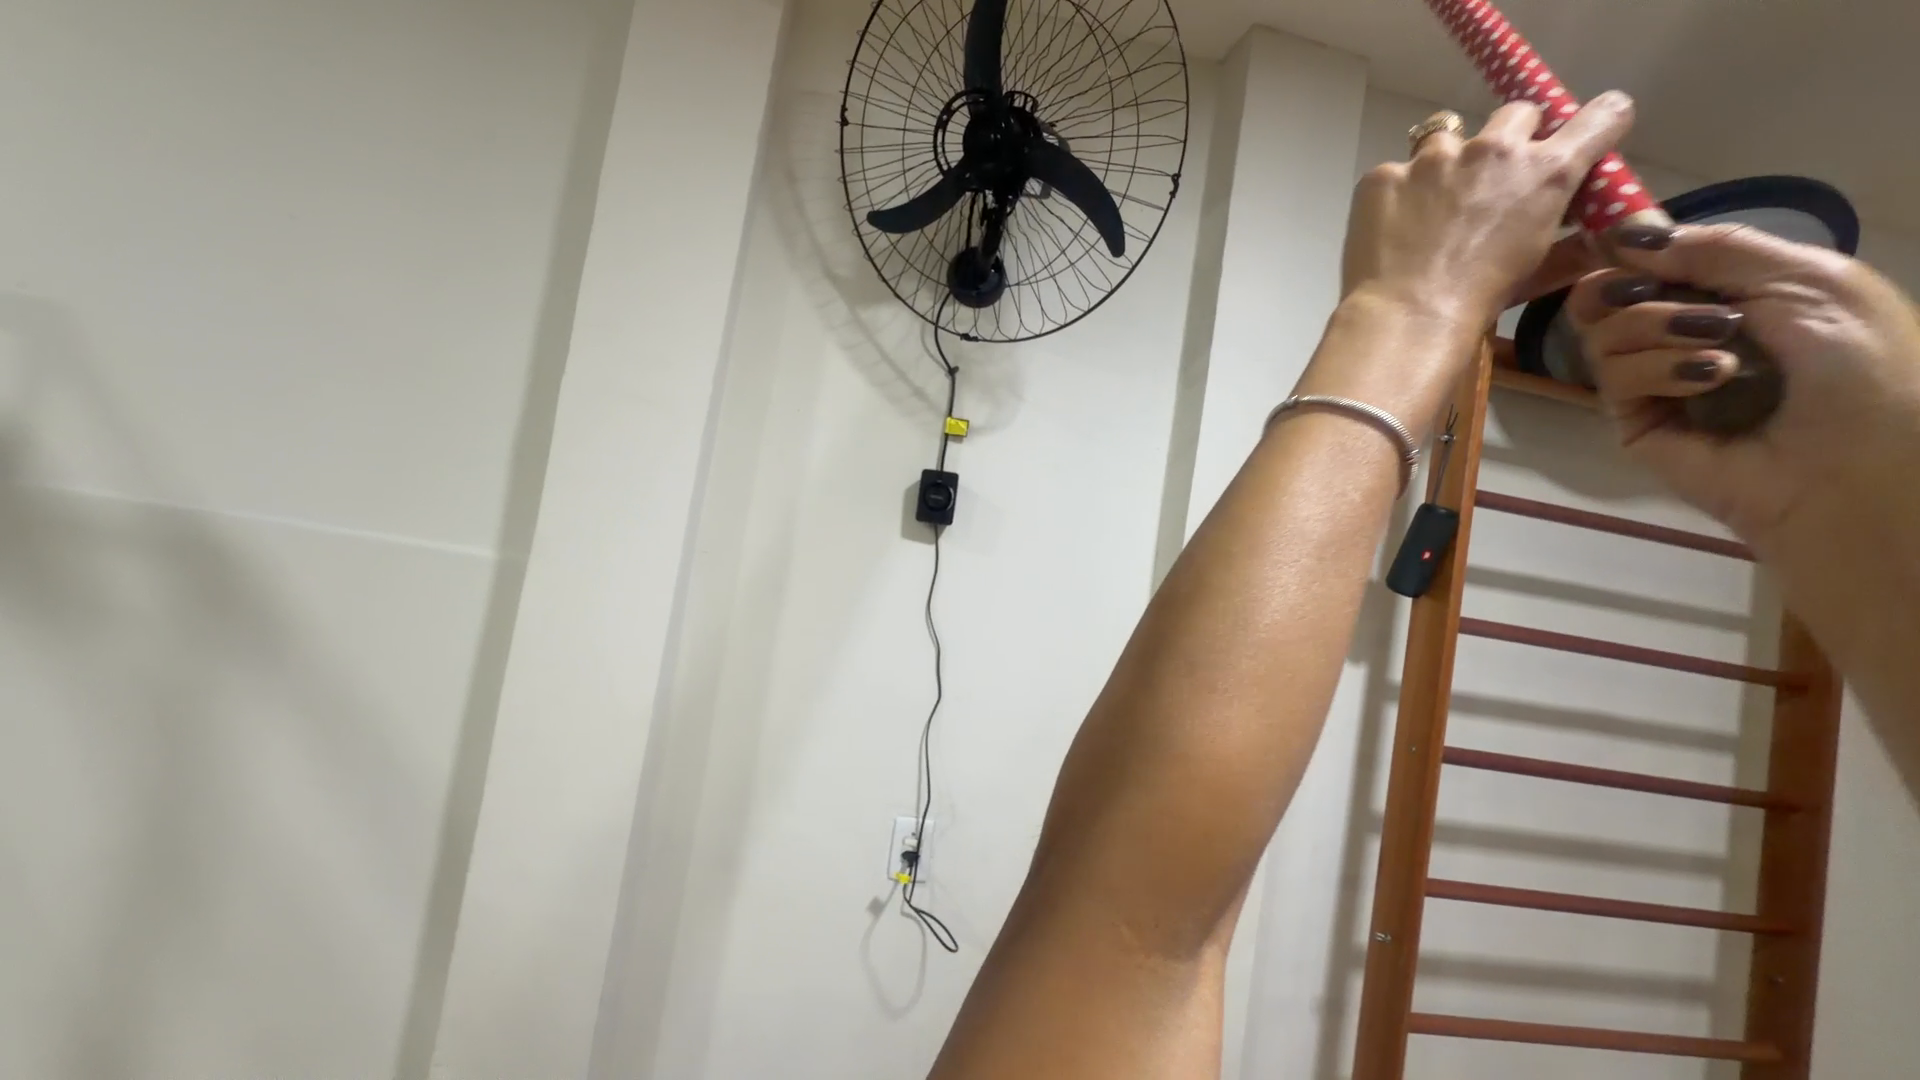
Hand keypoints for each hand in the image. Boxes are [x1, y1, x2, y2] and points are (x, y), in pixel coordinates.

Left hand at [1342, 92, 1636, 335]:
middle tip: (1487, 183)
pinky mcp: (1384, 176)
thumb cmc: (1478, 300)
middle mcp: (1493, 150)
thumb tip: (1597, 237)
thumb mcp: (1538, 269)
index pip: (1602, 114)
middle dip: (1508, 140)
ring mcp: (1433, 159)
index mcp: (1545, 170)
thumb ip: (1572, 242)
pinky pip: (1394, 173)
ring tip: (1426, 209)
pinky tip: (1389, 227)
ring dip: (1444, 164)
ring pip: (1446, 139)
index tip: (1579, 139)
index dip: (1596, 124)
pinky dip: (1395, 194)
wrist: (1406, 316)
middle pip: (1515, 115)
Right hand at [1566, 223, 1919, 542]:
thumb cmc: (1859, 364)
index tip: (1613, 239)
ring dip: (1654, 328)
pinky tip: (1708, 380)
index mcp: (1729, 293)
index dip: (1627, 247)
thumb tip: (1624, 233)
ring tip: (1719, 349)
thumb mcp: (1808, 280)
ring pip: (1600, 333)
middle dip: (1622, 287)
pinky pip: (1612, 377)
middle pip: (1602, 295)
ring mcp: (1652, 379)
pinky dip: (1657, 369)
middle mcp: (1679, 332)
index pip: (1651, 260)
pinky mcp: (1632, 420)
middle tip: (1652, 293)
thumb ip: (1717, 250)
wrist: (1859, 462)